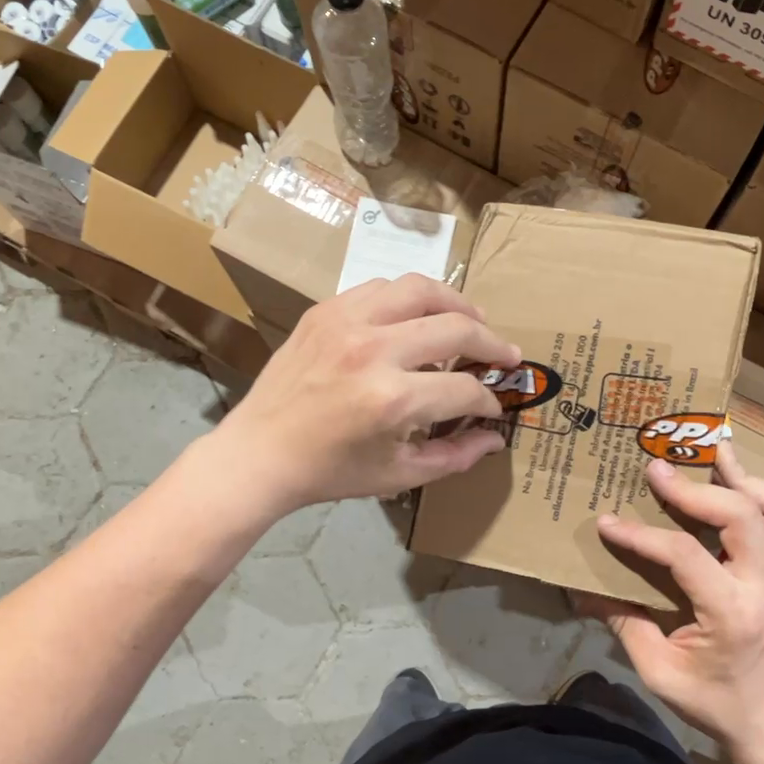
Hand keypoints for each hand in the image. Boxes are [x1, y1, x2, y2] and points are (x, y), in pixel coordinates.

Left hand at [215, 274, 521, 510]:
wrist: (259, 453)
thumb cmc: (329, 471)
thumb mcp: (396, 474)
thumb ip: (454, 457)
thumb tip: (493, 438)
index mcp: (391, 400)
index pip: (464, 389)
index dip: (488, 400)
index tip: (493, 408)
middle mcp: (373, 350)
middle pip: (455, 327)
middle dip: (491, 343)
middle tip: (505, 355)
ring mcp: (346, 322)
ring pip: (420, 289)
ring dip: (456, 302)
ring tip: (472, 319)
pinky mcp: (325, 311)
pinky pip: (381, 288)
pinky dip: (410, 299)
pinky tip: (419, 317)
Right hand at [584, 442, 763, 749]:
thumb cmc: (709, 699)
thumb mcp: (657, 670)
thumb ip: (624, 624)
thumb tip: (582, 591)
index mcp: (730, 612)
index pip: (685, 555)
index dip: (641, 535)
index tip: (606, 522)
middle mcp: (762, 585)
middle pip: (739, 515)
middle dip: (694, 488)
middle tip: (655, 469)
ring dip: (743, 479)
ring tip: (712, 455)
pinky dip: (761, 495)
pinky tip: (734, 483)